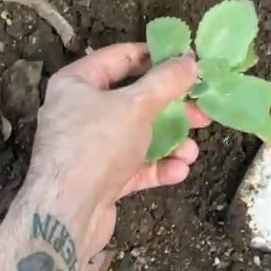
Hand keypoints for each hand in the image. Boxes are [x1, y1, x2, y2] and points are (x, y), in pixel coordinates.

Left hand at [25, 43, 209, 259]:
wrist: (68, 213)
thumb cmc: (96, 146)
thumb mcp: (136, 106)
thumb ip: (166, 82)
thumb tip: (190, 62)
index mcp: (77, 84)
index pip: (120, 59)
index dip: (155, 57)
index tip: (186, 61)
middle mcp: (80, 113)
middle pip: (134, 102)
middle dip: (171, 110)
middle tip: (202, 113)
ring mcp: (91, 149)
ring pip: (138, 138)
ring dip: (170, 144)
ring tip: (192, 152)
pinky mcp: (101, 180)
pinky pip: (134, 167)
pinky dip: (157, 168)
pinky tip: (179, 171)